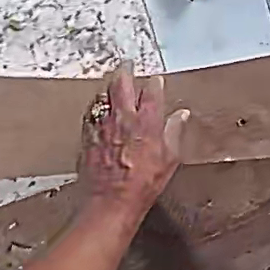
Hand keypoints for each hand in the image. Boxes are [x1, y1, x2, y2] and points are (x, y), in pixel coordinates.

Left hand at [76, 66, 188, 218]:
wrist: (111, 203)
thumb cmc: (142, 185)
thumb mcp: (168, 160)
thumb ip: (174, 133)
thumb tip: (180, 116)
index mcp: (147, 123)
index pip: (152, 92)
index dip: (155, 84)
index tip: (157, 81)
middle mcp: (123, 119)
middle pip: (122, 84)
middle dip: (126, 72)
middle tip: (127, 66)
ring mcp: (103, 126)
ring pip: (104, 95)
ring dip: (110, 86)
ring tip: (113, 82)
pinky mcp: (88, 135)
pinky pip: (91, 112)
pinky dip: (97, 105)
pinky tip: (99, 106)